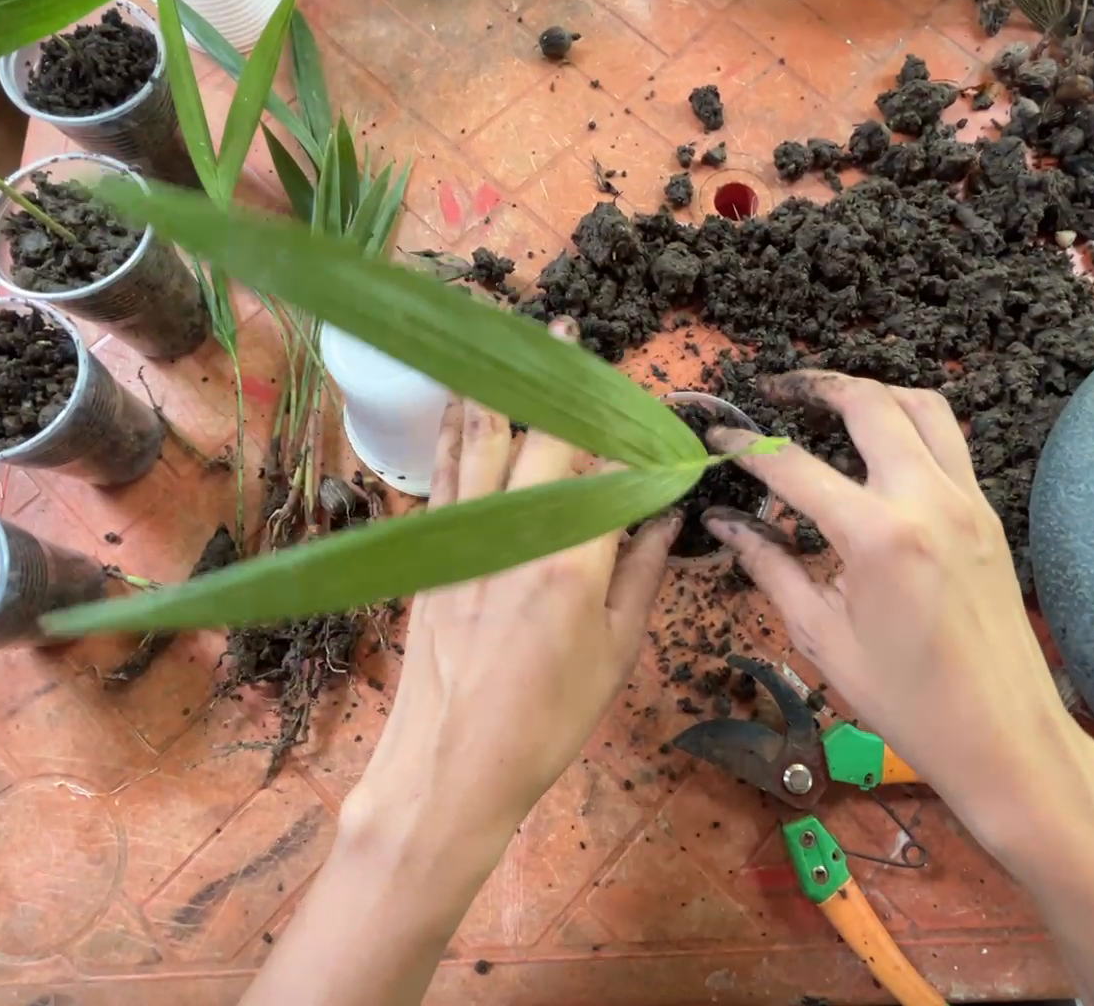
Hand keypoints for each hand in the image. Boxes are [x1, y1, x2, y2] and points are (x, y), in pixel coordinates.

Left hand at [344, 351, 679, 839]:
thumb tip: (663, 515)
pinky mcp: (430, 553)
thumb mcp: (616, 652)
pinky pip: (443, 477)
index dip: (616, 425)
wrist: (451, 765)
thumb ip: (643, 573)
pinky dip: (453, 434)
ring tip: (497, 339)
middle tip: (561, 329)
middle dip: (551, 379)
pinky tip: (457, 409)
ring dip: (490, 386)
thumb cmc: (548, 718)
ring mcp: (462, 538)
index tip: (628, 394)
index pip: (601, 467)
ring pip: (475, 442)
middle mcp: (513, 532)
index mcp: (570, 557)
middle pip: (534, 436)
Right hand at [703, 371, 1093, 855]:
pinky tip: (879, 446)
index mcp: (877, 535)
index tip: (718, 440)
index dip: (748, 448)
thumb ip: (768, 566)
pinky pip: (948, 440)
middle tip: (778, 389)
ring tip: (831, 402)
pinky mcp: (987, 512)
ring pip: (923, 407)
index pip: (795, 467)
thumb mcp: (820, 635)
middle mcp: (928, 499)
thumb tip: (723, 523)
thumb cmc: (903, 698)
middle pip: (870, 404)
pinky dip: (909, 422)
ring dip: (872, 393)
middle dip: (817, 386)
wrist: (1004, 736)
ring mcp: (967, 500)